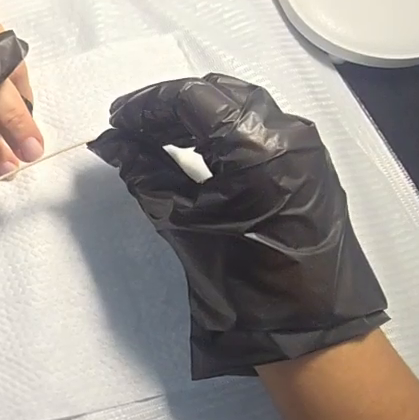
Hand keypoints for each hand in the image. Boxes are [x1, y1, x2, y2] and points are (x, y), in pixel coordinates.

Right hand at [88, 74, 388, 377]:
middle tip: (128, 128)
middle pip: (216, 94)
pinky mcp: (307, 162)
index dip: (147, 104)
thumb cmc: (241, 282)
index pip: (192, 98)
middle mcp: (287, 132)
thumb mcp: (181, 224)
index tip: (114, 119)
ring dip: (192, 116)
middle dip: (167, 106)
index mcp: (256, 146)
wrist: (307, 325)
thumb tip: (111, 143)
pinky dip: (218, 131)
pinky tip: (190, 150)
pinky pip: (256, 127)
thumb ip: (144, 173)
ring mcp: (303, 145)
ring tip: (151, 138)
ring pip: (238, 106)